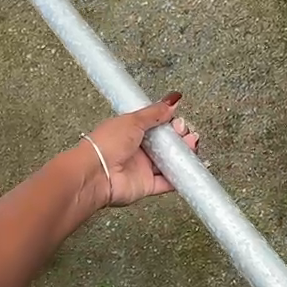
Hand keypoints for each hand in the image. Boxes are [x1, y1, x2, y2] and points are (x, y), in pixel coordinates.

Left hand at [82, 94, 199, 207]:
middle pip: (165, 145)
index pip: (156, 126)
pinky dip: (180, 178)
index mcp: (130, 132)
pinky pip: (167, 183)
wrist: (95, 173)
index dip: (170, 124)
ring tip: (191, 148)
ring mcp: (141, 168)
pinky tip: (190, 169)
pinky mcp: (146, 185)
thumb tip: (172, 100)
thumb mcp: (132, 120)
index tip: (178, 122)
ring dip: (182, 156)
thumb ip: (154, 112)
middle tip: (187, 136)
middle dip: (180, 139)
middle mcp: (136, 150)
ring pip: (169, 163)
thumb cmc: (105, 145)